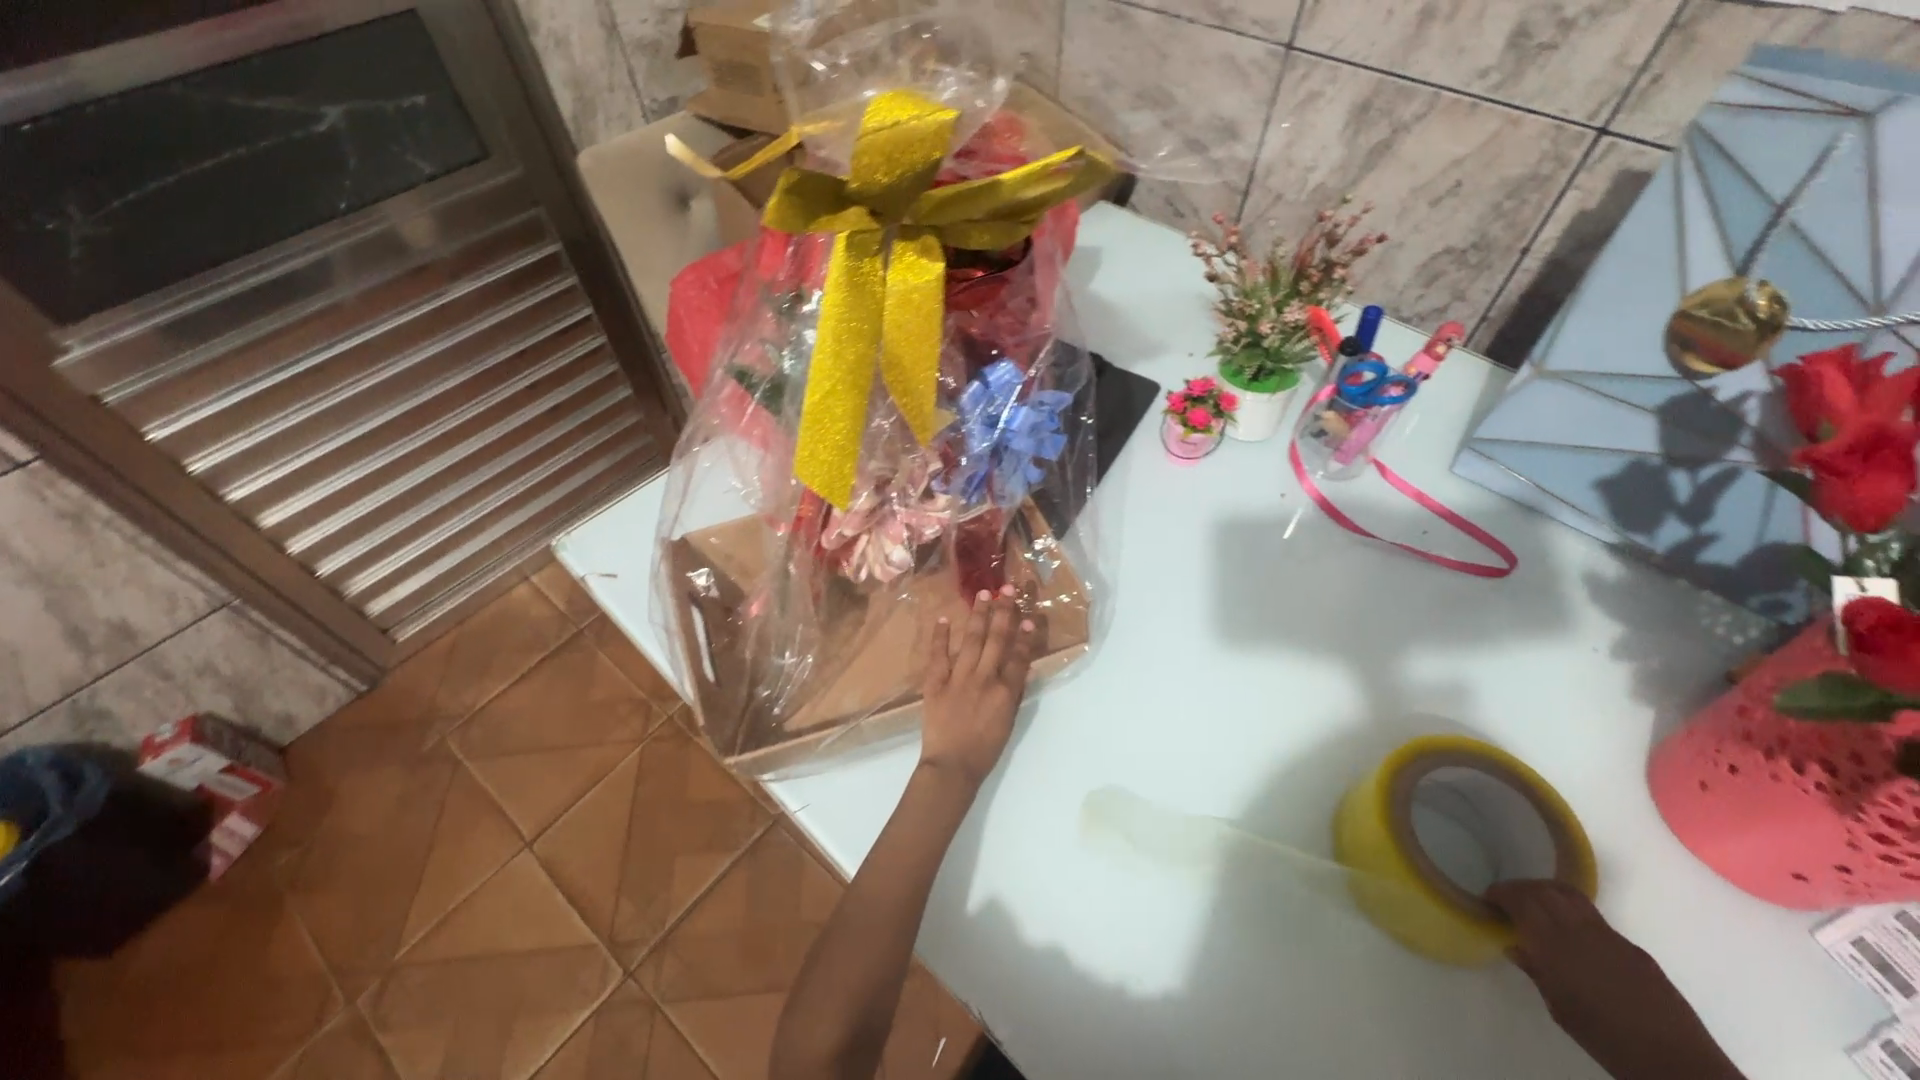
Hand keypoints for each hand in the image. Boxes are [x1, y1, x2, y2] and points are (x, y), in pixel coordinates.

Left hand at [918, 585, 1037, 788]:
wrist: (952, 766)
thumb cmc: (985, 749)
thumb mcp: (1008, 722)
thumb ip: (1013, 694)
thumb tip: (1020, 669)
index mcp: (1005, 692)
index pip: (1019, 656)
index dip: (1025, 636)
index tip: (1029, 617)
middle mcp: (984, 678)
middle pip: (996, 639)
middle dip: (1003, 613)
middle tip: (1007, 590)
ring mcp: (958, 678)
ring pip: (971, 640)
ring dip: (978, 616)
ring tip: (983, 595)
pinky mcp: (936, 682)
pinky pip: (938, 655)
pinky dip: (940, 636)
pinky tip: (943, 618)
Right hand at [1488, 880, 1744, 1079]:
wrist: (1673, 1057)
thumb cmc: (1604, 1037)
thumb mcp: (1559, 1008)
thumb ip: (1537, 971)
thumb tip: (1517, 947)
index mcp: (1556, 945)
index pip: (1522, 900)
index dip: (1501, 894)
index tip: (1488, 901)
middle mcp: (1581, 930)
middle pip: (1545, 890)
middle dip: (1521, 889)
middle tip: (1506, 901)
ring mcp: (1610, 936)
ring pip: (1571, 895)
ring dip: (1546, 892)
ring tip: (1534, 907)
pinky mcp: (1632, 947)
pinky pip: (1592, 916)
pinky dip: (1571, 912)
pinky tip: (1569, 934)